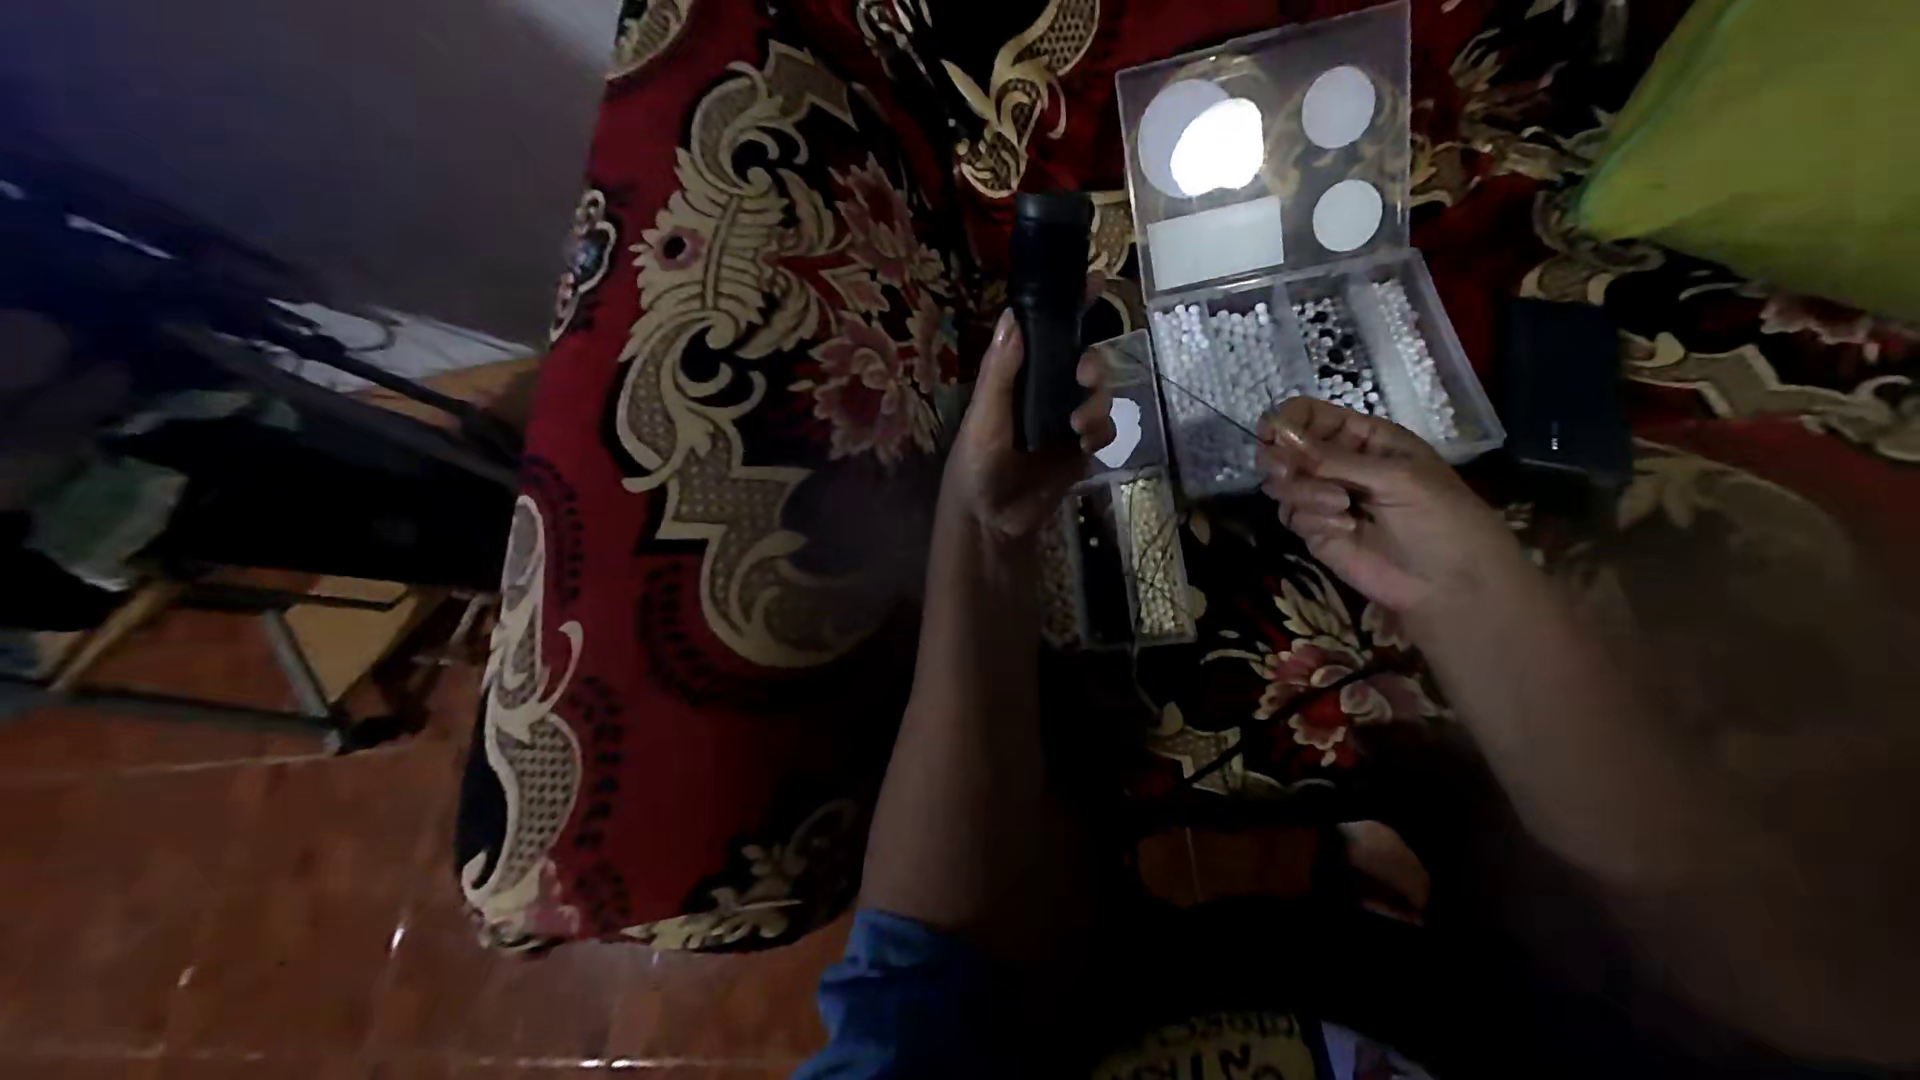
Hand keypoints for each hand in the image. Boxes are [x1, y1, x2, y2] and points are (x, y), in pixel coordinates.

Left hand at [940, 307, 1113, 544]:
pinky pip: (1106, 428)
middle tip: (1084, 375)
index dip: (1068, 310)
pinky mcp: (1081, 449)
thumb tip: (1013, 315)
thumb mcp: (984, 418)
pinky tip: (1085, 443)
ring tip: (1078, 425)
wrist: (992, 522)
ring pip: (1099, 394)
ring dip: (1097, 402)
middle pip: (1083, 362)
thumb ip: (1000, 371)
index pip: (1045, 336)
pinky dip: (1103, 430)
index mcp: (1017, 379)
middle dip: (1093, 363)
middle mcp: (1044, 394)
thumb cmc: (976, 465)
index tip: (1093, 285)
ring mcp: (1065, 421)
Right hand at [1258, 398, 1527, 617]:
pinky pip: (1292, 515)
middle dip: (1282, 460)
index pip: (1310, 416)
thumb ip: (1334, 459)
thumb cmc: (1439, 516)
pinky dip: (1313, 520)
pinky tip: (1344, 529)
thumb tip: (1279, 435)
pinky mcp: (1314, 530)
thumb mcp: (1396, 477)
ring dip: (1304, 493)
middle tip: (1289, 473)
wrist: (1448, 582)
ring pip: (1282, 484)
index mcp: (1362, 439)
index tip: (1270, 435)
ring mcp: (1322, 498)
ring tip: (1340, 507)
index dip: (1286, 421)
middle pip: (1285, 450)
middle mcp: (1337, 464)